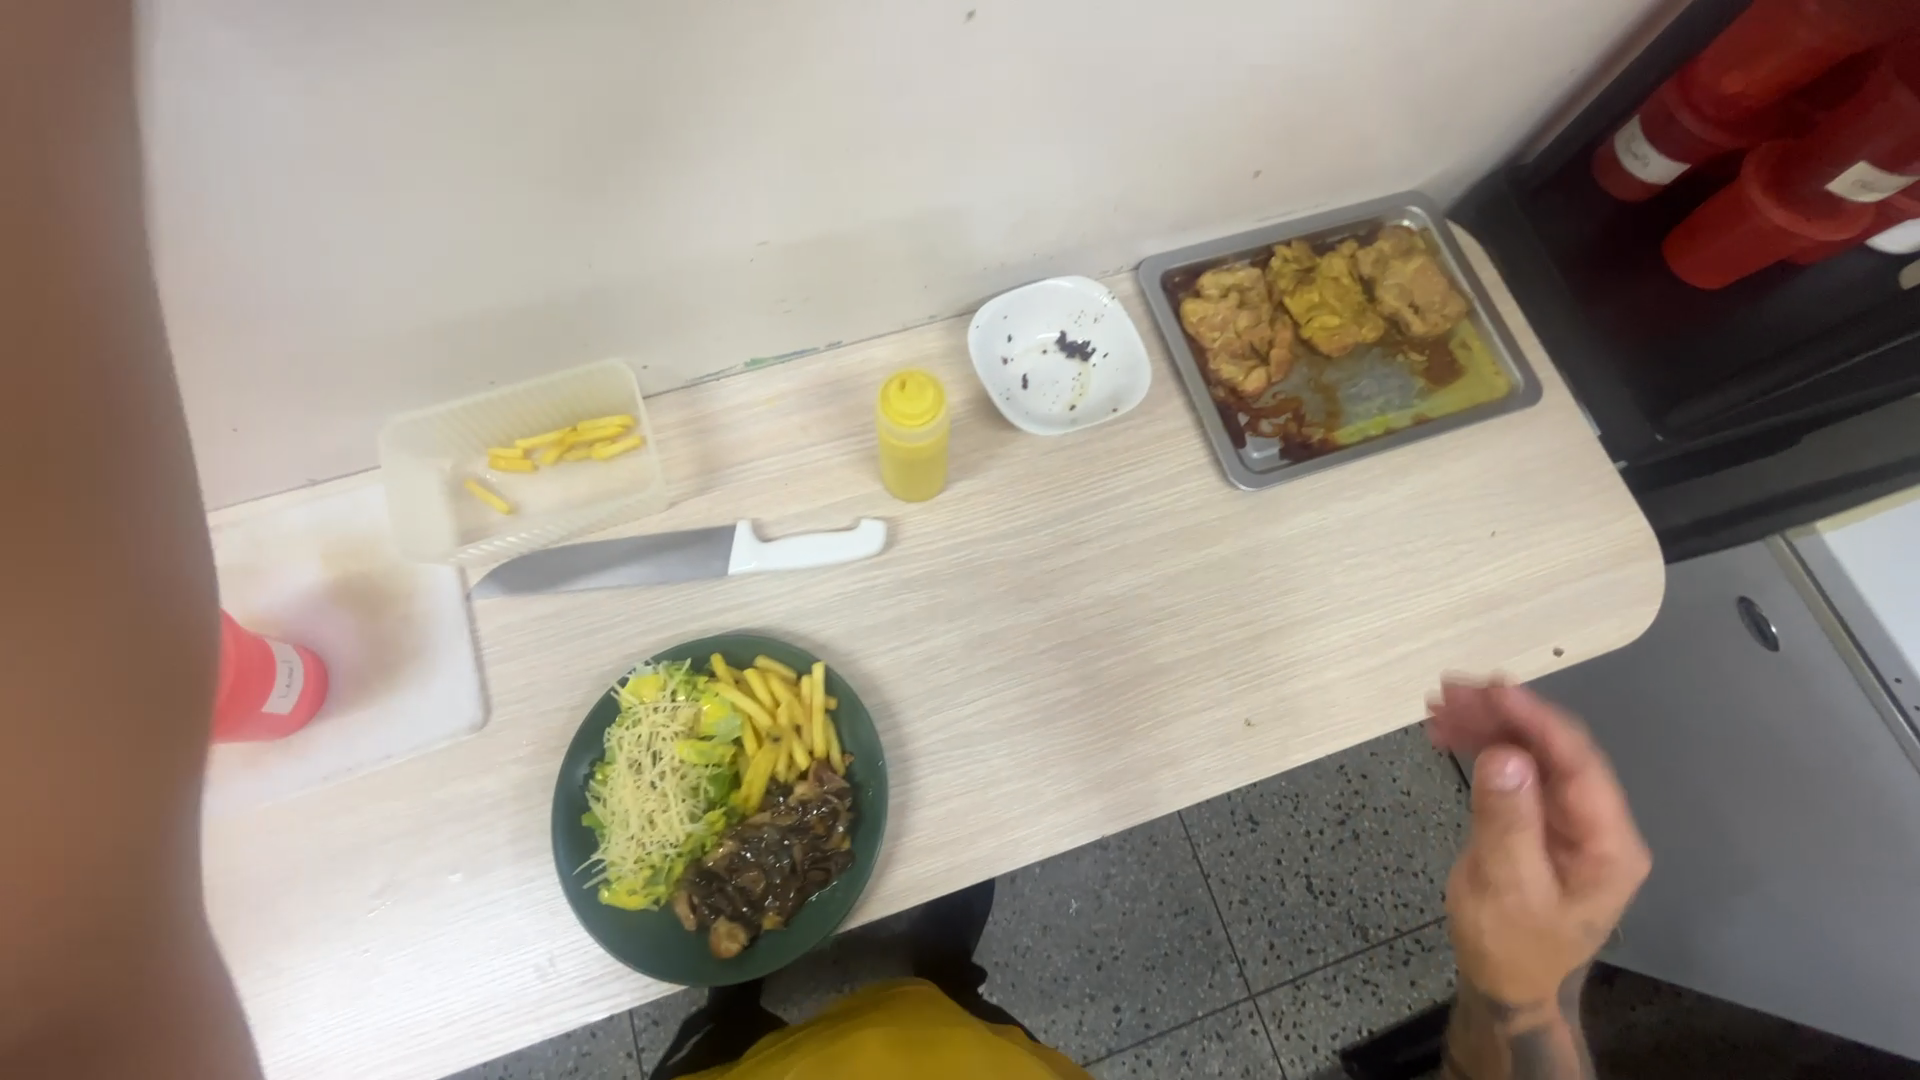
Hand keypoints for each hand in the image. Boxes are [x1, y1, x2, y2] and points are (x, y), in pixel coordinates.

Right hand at [1428, 679, 1649, 1011]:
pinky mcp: (1536, 816)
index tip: (1491, 689)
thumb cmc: (1510, 942)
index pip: (1577, 764)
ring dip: (1485, 724)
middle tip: (1447, 691)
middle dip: (1502, 714)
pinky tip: (1446, 732)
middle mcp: (1592, 821)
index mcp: (1606, 842)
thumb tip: (1503, 754)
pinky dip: (1479, 744)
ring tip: (1437, 705)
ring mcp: (1565, 818)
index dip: (1536, 720)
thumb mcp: (1505, 885)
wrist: (1504, 979)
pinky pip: (1512, 768)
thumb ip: (1507, 819)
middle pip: (1553, 750)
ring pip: (1529, 752)